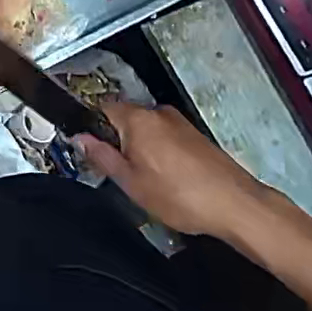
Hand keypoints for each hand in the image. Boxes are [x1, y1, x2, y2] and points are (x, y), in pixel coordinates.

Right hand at [77, 101, 274, 237]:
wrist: (231, 203)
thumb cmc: (181, 195)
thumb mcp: (130, 181)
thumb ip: (102, 156)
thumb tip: (80, 139)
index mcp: (138, 119)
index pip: (104, 107)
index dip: (92, 124)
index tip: (89, 144)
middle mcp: (159, 113)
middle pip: (126, 118)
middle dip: (117, 140)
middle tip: (117, 170)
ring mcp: (179, 122)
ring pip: (147, 128)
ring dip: (140, 148)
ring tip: (146, 179)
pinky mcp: (193, 134)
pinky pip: (165, 136)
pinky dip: (160, 152)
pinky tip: (166, 179)